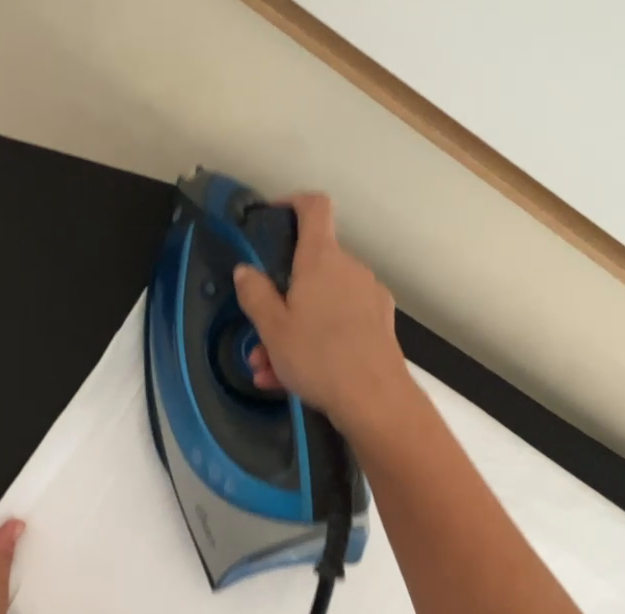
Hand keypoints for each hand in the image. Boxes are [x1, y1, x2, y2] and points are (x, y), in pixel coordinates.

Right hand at [232, 193, 415, 430]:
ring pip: (320, 304)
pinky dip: (314, 342)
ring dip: (291, 330)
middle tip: (257, 338)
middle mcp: (349, 268)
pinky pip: (337, 324)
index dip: (292, 204)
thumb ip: (255, 295)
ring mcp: (368, 296)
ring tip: (270, 371)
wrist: (373, 398)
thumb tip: (246, 270)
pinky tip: (296, 377)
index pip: (314, 208)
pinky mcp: (378, 324)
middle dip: (279, 301)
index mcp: (321, 259)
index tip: (271, 217)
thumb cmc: (317, 357)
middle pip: (310, 269)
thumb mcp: (272, 329)